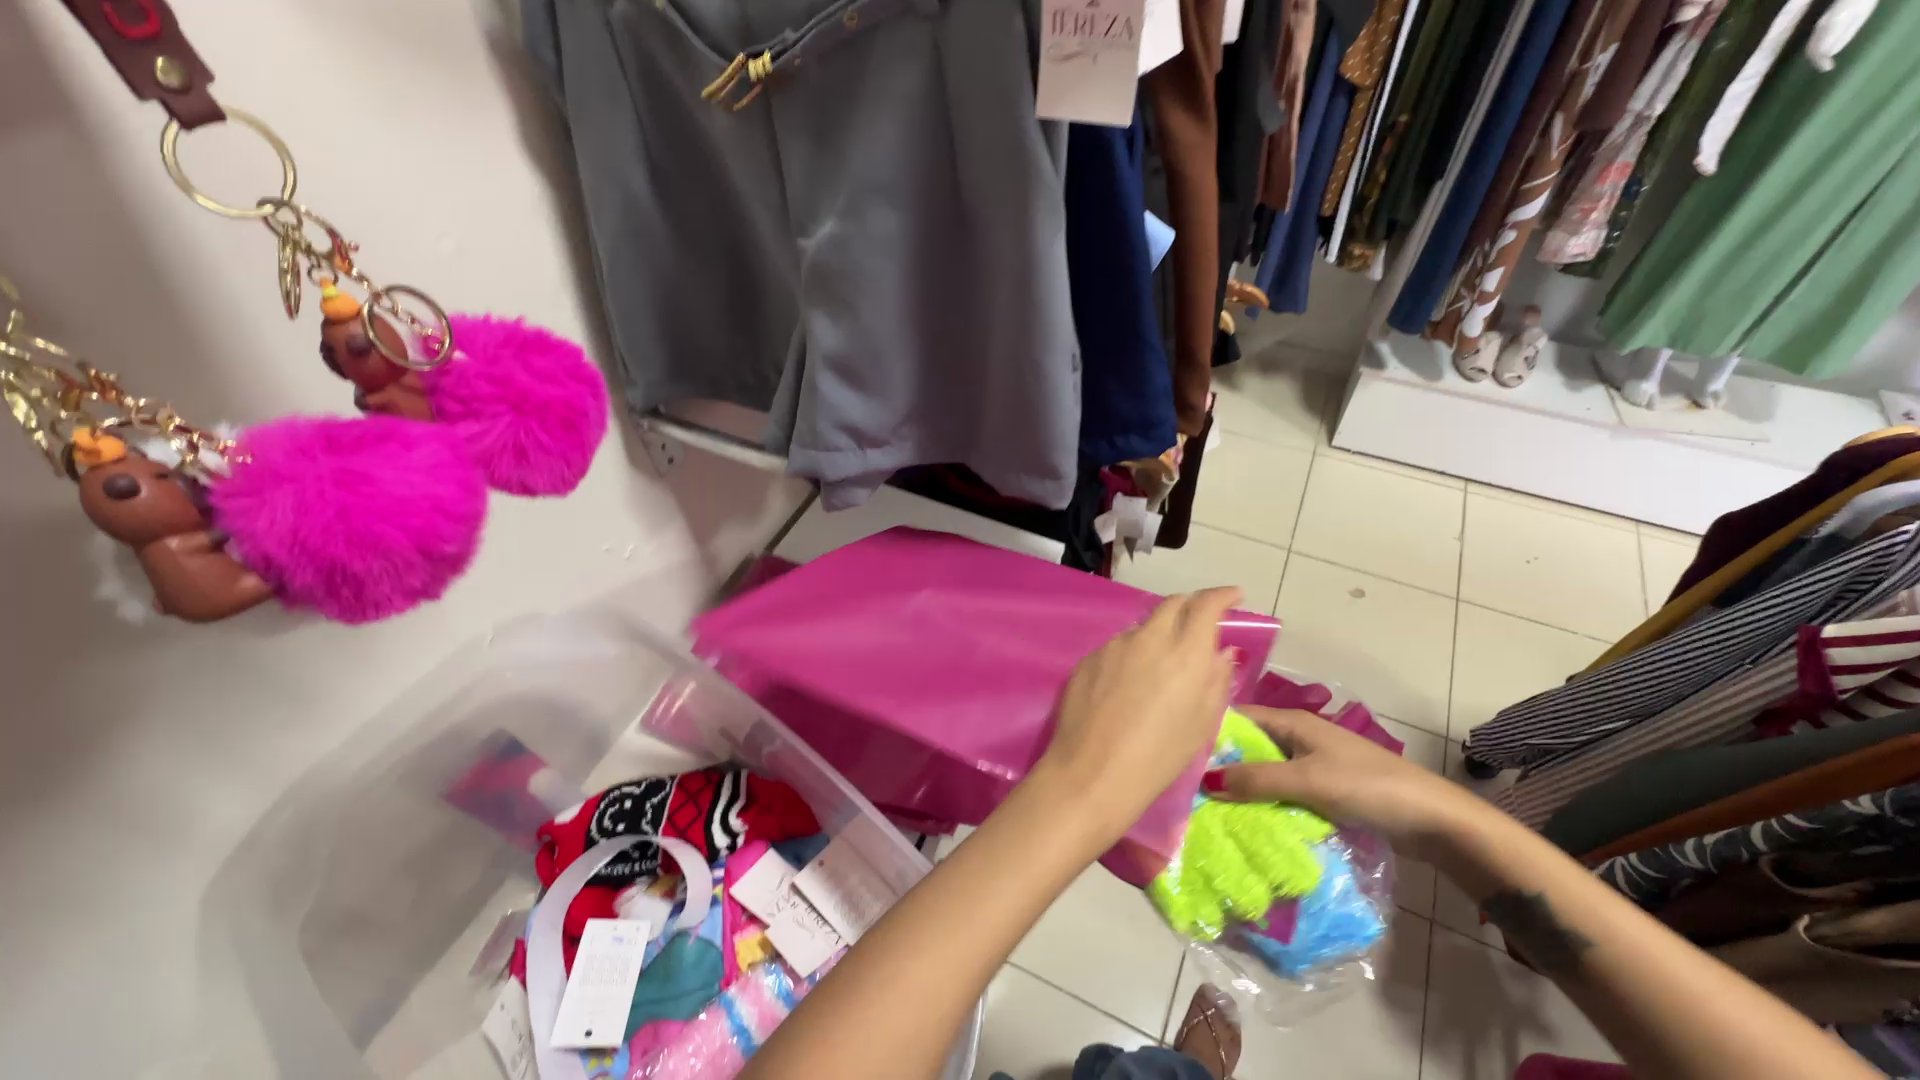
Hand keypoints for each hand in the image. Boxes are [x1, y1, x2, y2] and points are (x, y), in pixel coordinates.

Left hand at [1033, 589, 1240, 837]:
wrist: (1091, 774)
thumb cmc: (1158, 758)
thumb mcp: (1201, 724)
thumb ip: (1215, 680)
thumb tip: (1221, 653)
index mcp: (1185, 652)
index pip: (1206, 605)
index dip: (1222, 595)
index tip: (1233, 596)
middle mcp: (1149, 638)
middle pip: (1172, 605)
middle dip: (1190, 606)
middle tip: (1199, 623)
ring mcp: (1114, 646)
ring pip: (1143, 627)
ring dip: (1158, 634)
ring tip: (1160, 666)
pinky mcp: (1088, 659)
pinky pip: (1117, 648)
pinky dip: (1131, 655)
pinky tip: (1127, 685)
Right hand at [1202, 706, 1489, 863]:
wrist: (1433, 821)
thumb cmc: (1369, 788)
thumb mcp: (1308, 781)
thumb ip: (1257, 780)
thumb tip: (1205, 781)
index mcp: (1294, 723)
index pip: (1238, 717)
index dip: (1209, 731)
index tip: (1176, 753)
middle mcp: (1299, 738)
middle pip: (1249, 747)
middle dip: (1220, 764)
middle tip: (1184, 789)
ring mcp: (1312, 766)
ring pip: (1264, 773)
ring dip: (1241, 789)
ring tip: (1206, 809)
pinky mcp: (1323, 792)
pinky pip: (1281, 794)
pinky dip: (1263, 805)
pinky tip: (1243, 822)